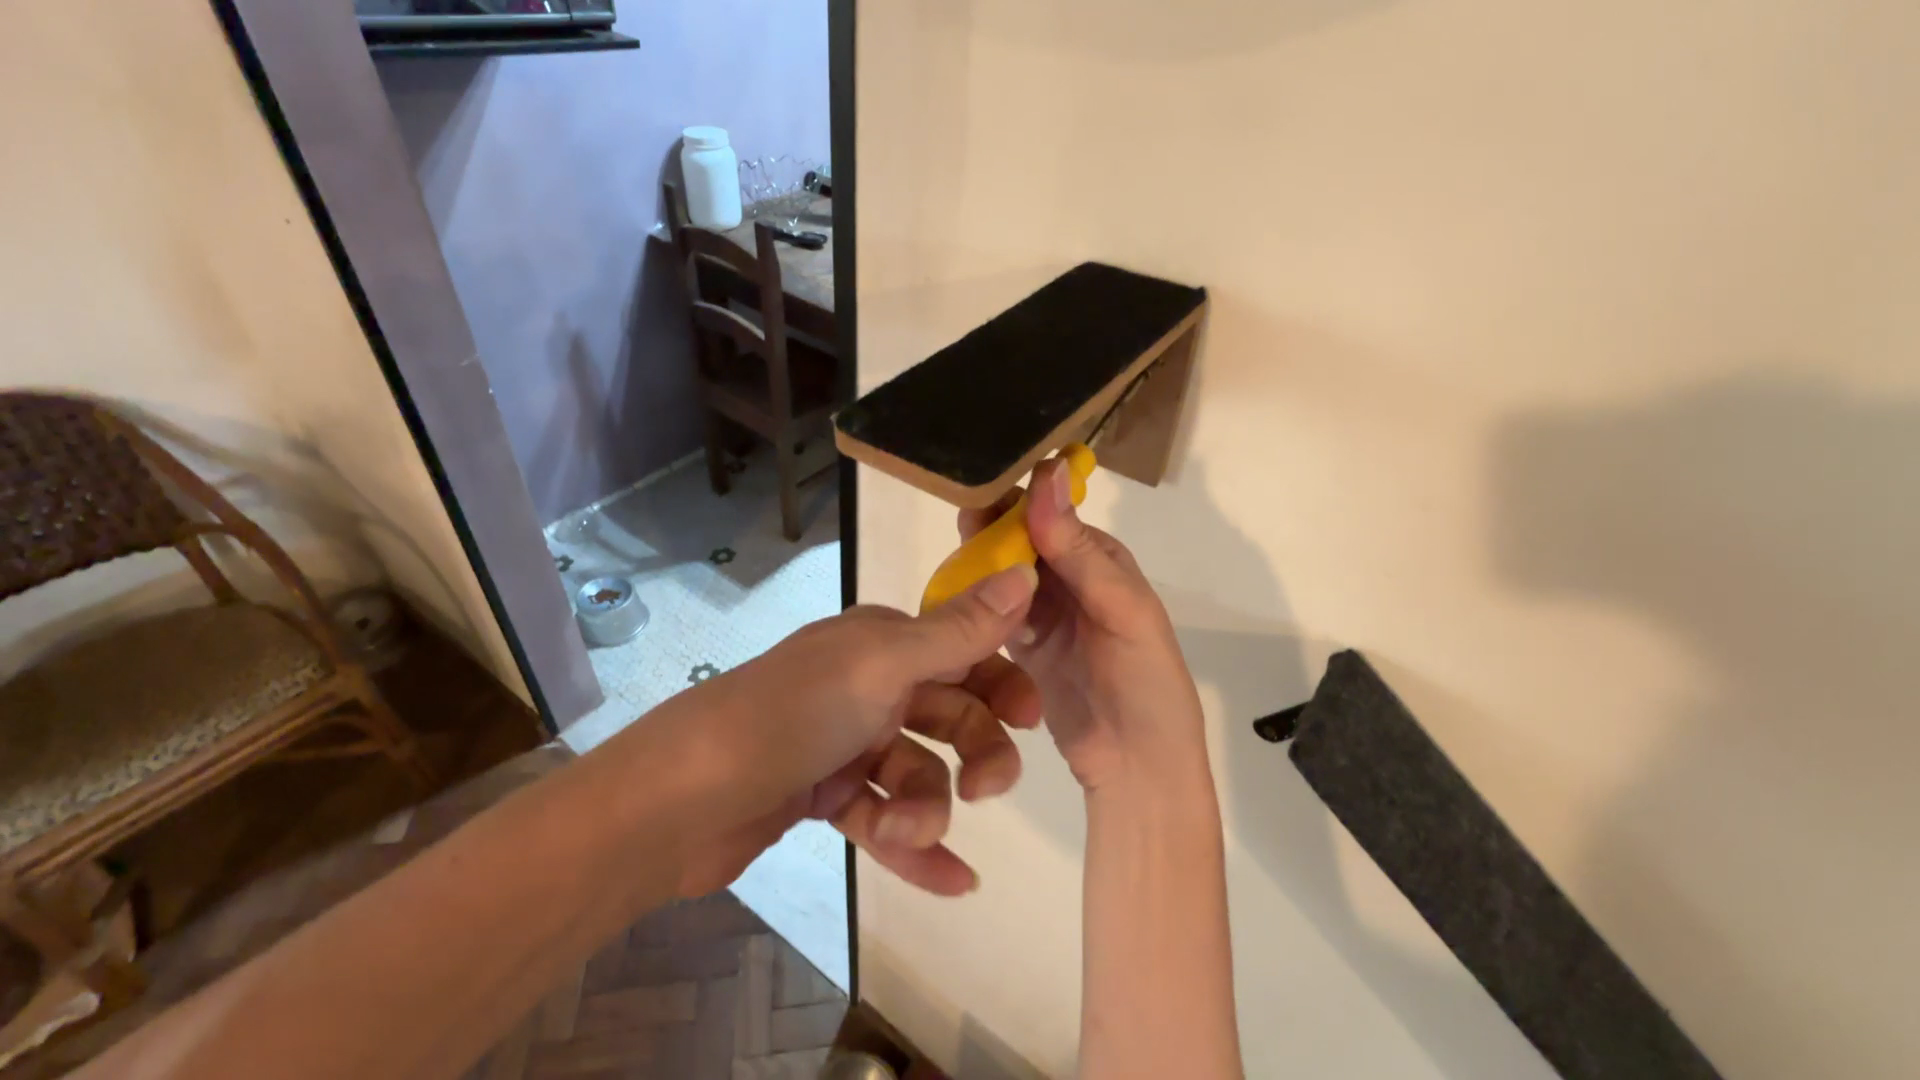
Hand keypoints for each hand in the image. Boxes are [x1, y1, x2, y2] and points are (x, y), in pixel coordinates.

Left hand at [673, 565, 1043, 898]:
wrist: (682, 799)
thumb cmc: (792, 715)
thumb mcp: (883, 665)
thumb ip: (958, 631)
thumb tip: (1024, 570)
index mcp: (880, 641)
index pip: (963, 651)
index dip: (1001, 683)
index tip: (1031, 720)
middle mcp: (866, 684)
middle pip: (949, 716)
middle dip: (976, 753)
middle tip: (986, 791)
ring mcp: (843, 742)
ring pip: (917, 775)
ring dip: (926, 809)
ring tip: (911, 834)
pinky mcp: (822, 796)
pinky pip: (884, 818)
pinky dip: (915, 847)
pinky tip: (953, 883)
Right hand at [958, 457, 1206, 793]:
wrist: (1138, 767)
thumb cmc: (1146, 682)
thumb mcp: (1122, 610)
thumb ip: (1079, 550)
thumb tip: (1046, 474)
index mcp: (1102, 561)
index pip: (1054, 515)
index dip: (1020, 498)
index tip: (982, 484)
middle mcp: (1072, 582)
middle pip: (1023, 543)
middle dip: (993, 530)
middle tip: (961, 522)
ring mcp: (1045, 617)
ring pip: (1004, 578)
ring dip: (980, 566)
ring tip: (952, 561)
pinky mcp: (1023, 650)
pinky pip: (994, 617)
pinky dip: (977, 607)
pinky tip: (953, 602)